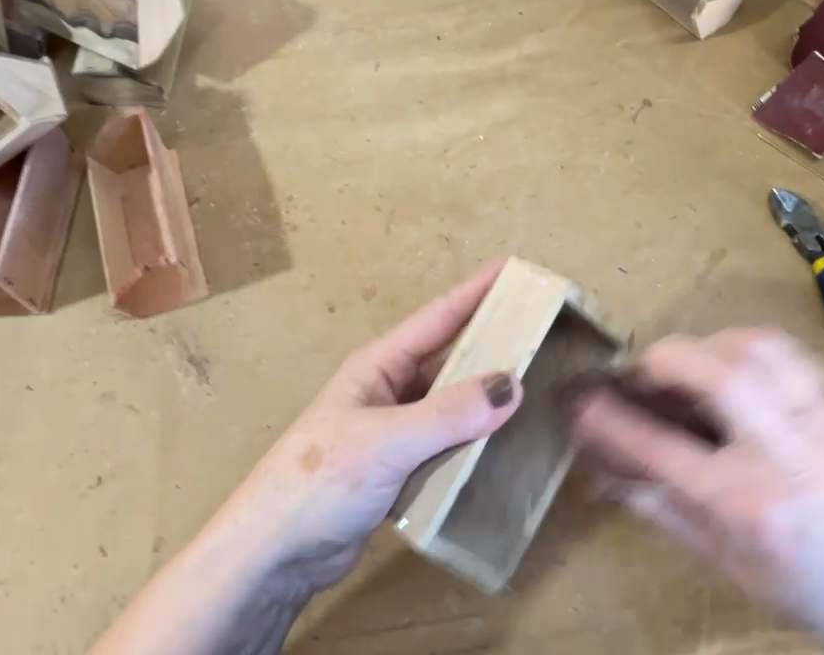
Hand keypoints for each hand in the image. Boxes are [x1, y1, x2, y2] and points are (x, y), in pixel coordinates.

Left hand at [208, 258, 523, 590]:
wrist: (277, 552)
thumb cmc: (321, 480)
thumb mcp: (387, 441)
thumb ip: (448, 414)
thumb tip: (513, 384)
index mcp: (379, 365)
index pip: (437, 318)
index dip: (476, 293)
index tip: (516, 271)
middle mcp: (390, 390)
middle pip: (450, 359)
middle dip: (493, 345)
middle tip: (546, 333)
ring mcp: (395, 432)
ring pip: (452, 404)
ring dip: (488, 398)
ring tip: (542, 388)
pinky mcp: (401, 471)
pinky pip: (448, 445)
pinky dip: (476, 442)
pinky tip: (509, 447)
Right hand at [570, 329, 823, 654]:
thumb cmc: (806, 586)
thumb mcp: (725, 564)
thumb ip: (660, 509)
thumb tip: (603, 469)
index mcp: (751, 508)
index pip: (664, 450)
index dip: (613, 421)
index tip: (583, 403)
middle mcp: (788, 458)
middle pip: (719, 375)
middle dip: (665, 360)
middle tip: (643, 373)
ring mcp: (823, 424)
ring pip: (755, 348)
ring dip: (705, 345)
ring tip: (688, 368)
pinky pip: (786, 349)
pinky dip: (744, 343)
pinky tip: (730, 363)